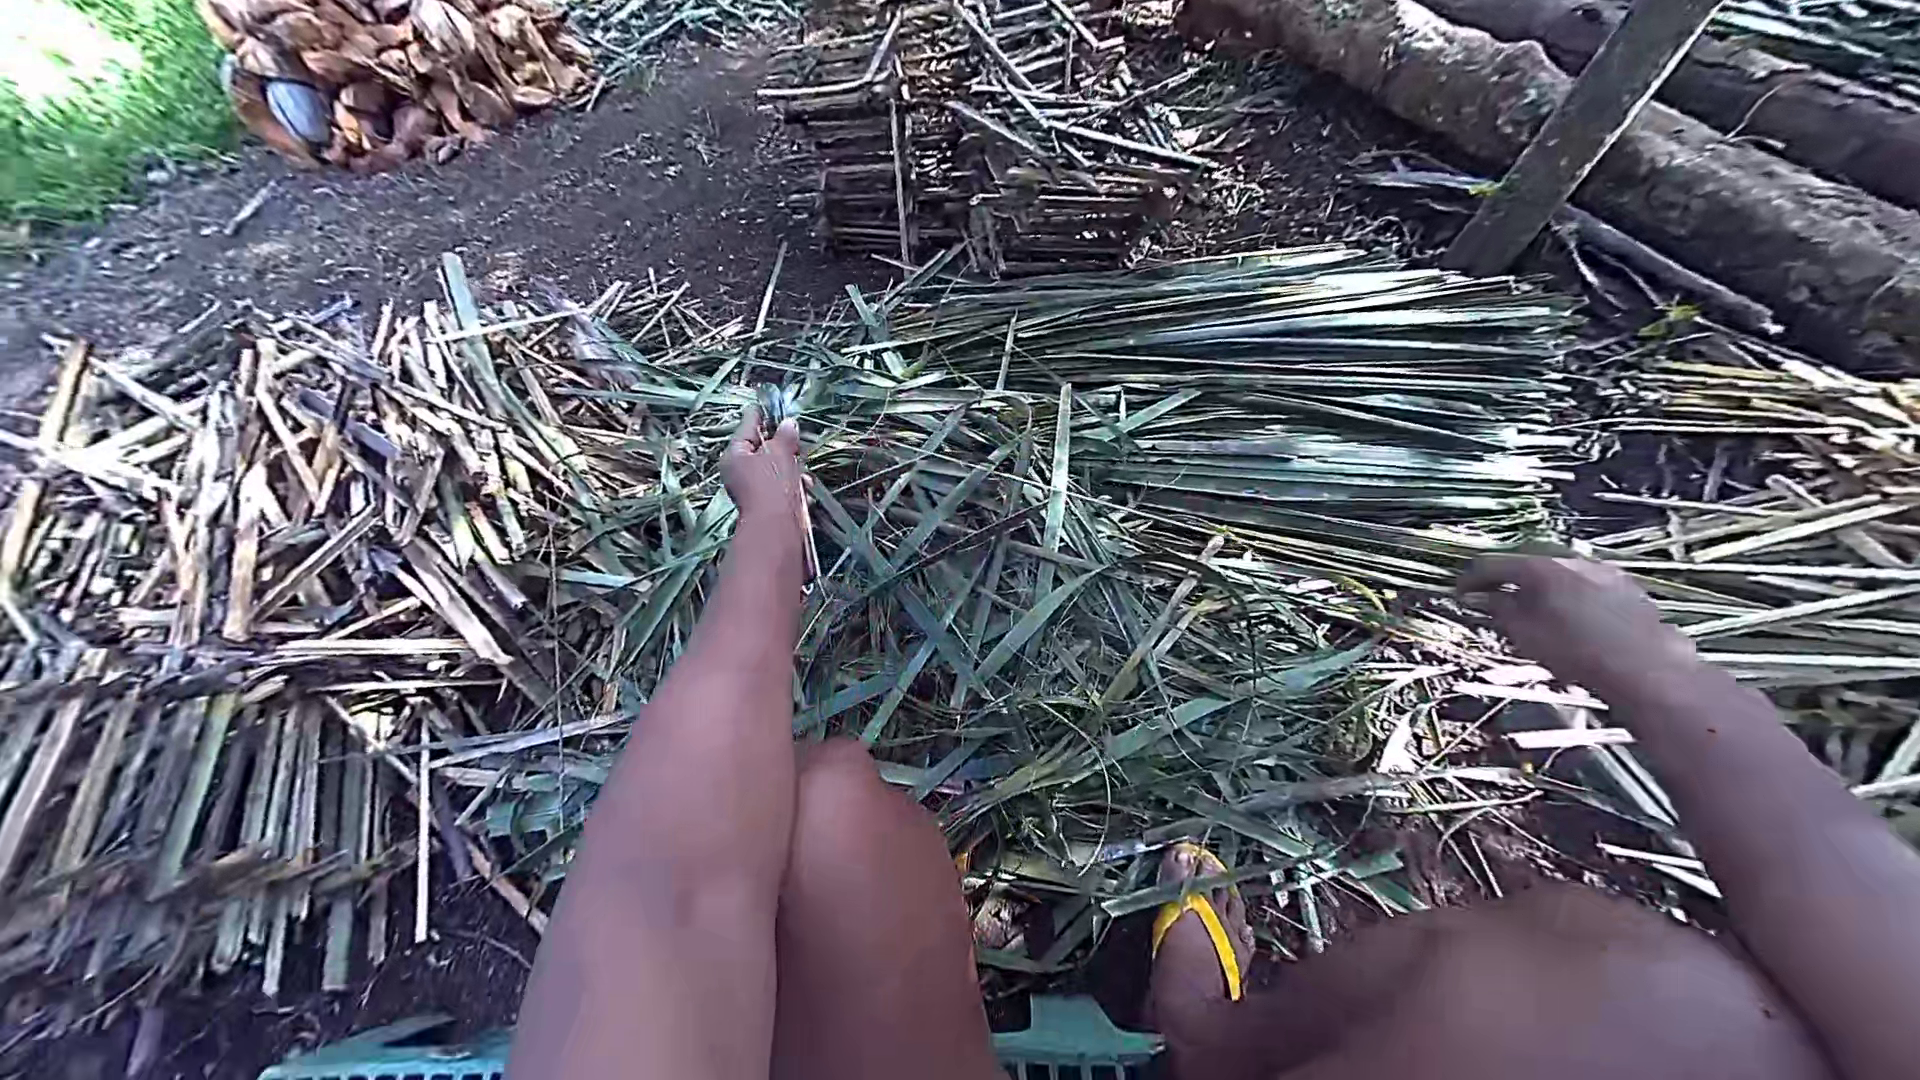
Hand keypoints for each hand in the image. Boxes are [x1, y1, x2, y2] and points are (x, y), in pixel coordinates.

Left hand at [721, 405, 805, 532]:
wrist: (777, 527)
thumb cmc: (773, 484)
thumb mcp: (780, 454)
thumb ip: (785, 436)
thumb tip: (789, 423)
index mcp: (734, 455)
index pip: (748, 427)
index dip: (760, 415)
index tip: (766, 404)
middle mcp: (739, 471)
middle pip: (762, 449)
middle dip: (782, 446)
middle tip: (795, 439)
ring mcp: (752, 488)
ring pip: (775, 468)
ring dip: (792, 468)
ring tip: (803, 471)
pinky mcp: (766, 503)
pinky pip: (781, 486)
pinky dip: (793, 484)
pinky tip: (804, 486)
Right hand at [1458, 555, 1698, 688]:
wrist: (1650, 672)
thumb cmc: (1575, 650)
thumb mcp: (1522, 631)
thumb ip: (1497, 608)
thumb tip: (1480, 597)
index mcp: (1539, 566)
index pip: (1491, 565)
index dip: (1470, 579)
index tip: (1459, 593)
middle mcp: (1572, 561)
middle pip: (1526, 563)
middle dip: (1505, 578)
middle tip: (1488, 594)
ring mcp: (1604, 573)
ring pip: (1558, 572)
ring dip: (1537, 585)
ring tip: (1525, 604)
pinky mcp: (1628, 589)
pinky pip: (1583, 583)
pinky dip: (1564, 592)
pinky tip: (1561, 612)